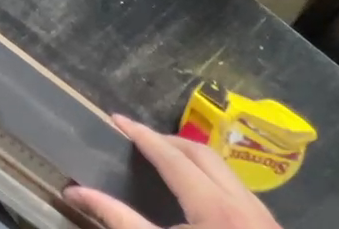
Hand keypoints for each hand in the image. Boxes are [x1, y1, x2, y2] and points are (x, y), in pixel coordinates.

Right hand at [66, 115, 282, 228]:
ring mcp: (266, 221)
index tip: (116, 120)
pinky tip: (198, 193)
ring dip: (193, 159)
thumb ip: (116, 217)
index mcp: (215, 207)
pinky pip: (240, 192)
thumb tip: (72, 191)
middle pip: (204, 154)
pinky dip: (212, 179)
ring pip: (227, 172)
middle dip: (168, 140)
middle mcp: (245, 206)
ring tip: (165, 160)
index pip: (172, 156)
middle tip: (138, 139)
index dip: (142, 135)